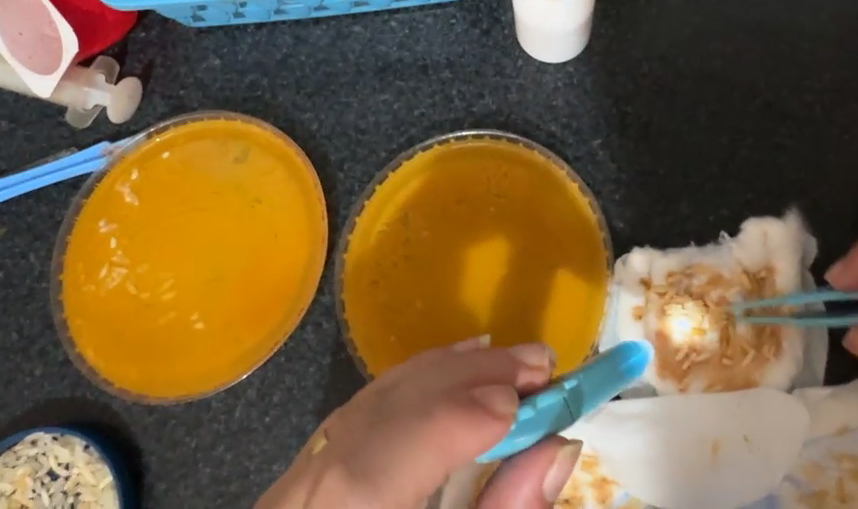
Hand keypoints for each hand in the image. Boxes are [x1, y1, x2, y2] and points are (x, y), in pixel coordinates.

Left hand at [254, 338, 581, 508]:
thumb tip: (557, 447)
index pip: (376, 467)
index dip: (451, 421)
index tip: (525, 399)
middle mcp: (305, 496)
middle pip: (379, 418)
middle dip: (464, 381)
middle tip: (541, 364)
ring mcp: (300, 477)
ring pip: (372, 403)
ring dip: (449, 373)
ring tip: (513, 362)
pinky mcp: (309, 469)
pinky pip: (365, 409)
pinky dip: (418, 383)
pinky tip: (458, 365)